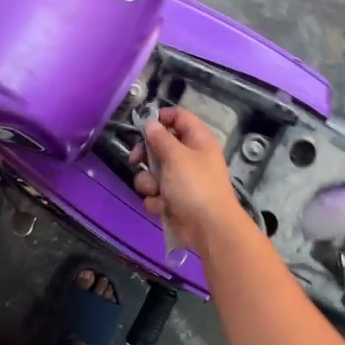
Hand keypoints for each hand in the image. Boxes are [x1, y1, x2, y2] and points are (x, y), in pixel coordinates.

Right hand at [130, 107, 256, 255]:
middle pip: (160, 146)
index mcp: (197, 141)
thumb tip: (151, 124)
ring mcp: (180, 180)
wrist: (208, 227)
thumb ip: (160, 138)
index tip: (142, 124)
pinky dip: (157, 201)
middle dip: (146, 155)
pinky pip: (155, 194)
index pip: (179, 117)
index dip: (161, 117)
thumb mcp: (176, 156)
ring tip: (158, 191)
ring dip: (149, 182)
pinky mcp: (172, 200)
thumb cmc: (195, 186)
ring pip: (152, 173)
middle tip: (136, 159)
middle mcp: (189, 157)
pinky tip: (164, 207)